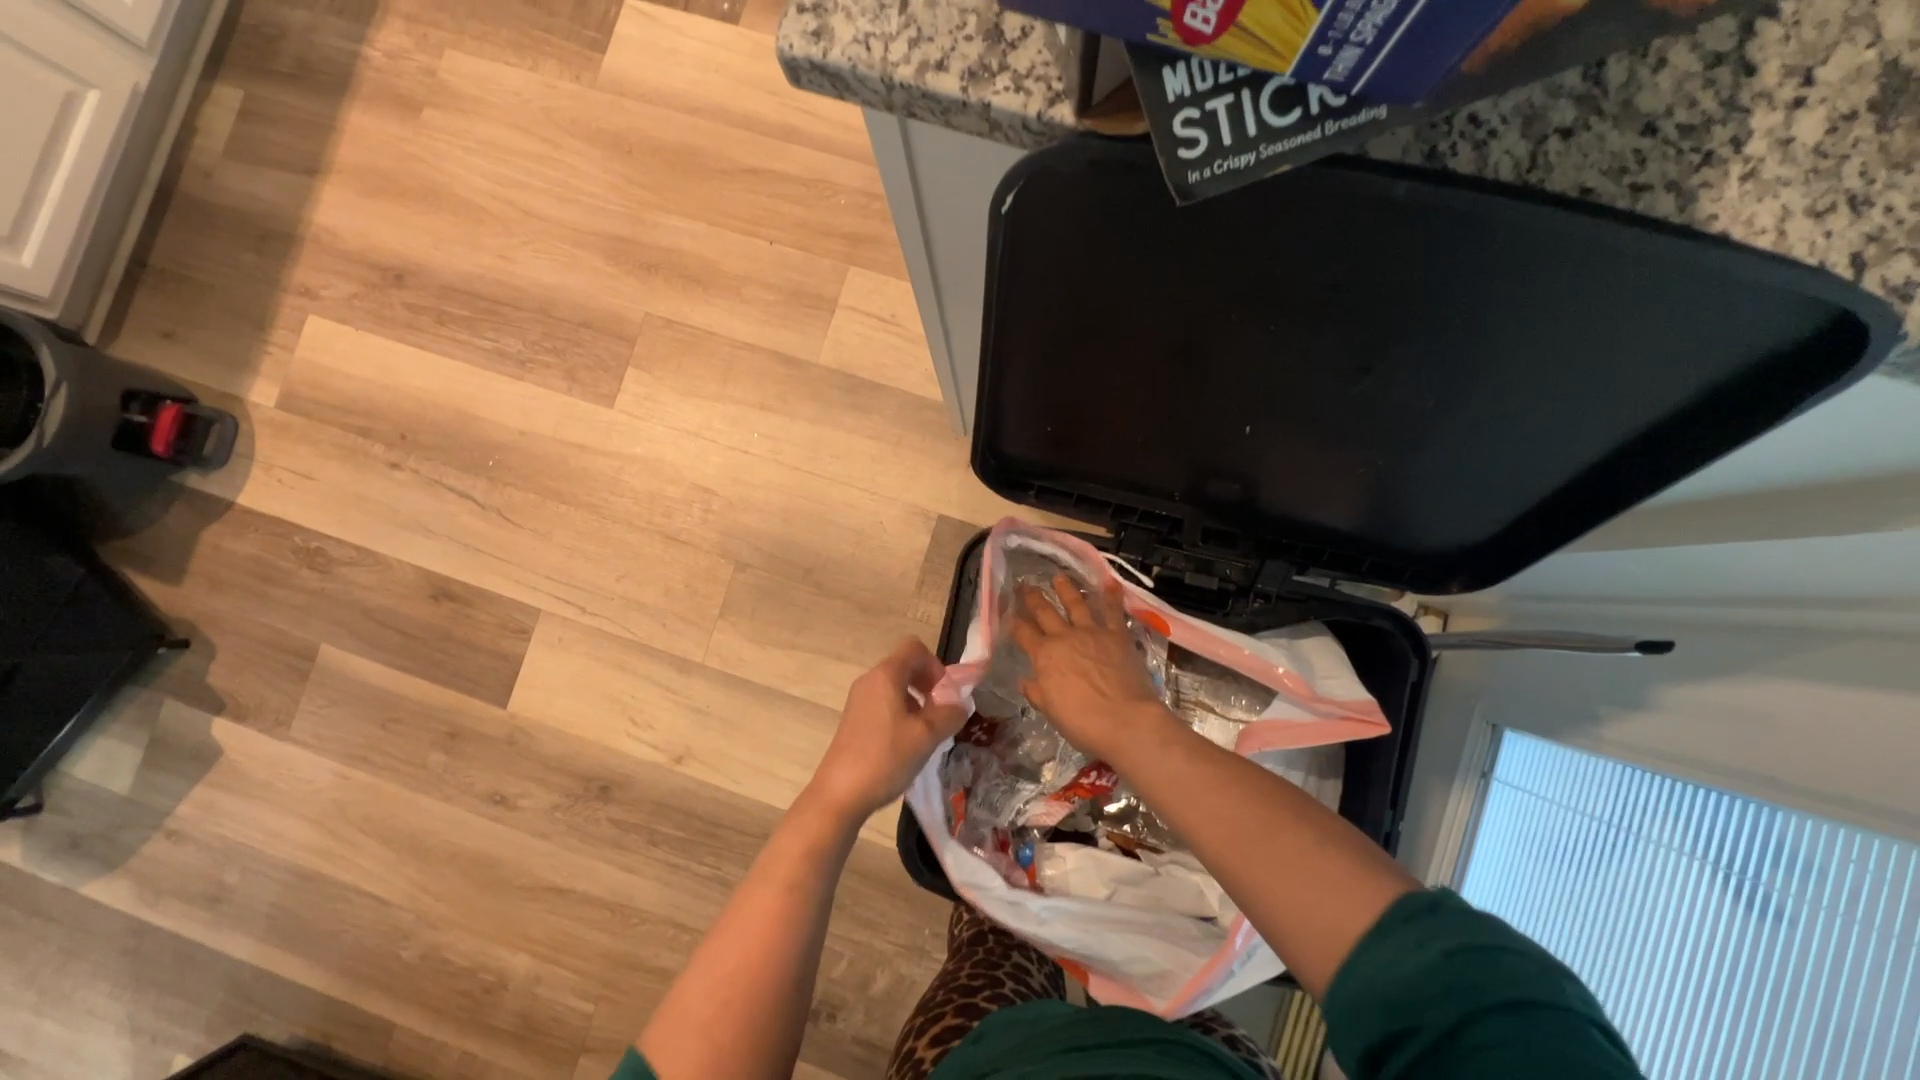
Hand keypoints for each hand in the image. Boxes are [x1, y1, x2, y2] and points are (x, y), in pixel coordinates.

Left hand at [806, 638, 966, 823]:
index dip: (935, 665)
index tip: (944, 694)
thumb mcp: (927, 736)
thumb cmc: (886, 757)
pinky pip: (884, 704)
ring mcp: (859, 701)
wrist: (840, 793)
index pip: (914, 647)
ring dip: (917, 702)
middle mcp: (869, 681)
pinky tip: (907, 744)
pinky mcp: (855, 720)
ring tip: (927, 732)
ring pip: (895, 687)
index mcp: (885, 676)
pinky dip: (901, 714)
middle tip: (940, 713)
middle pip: (905, 666)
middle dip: (928, 684)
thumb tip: (959, 705)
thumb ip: (950, 714)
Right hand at [1011, 574, 1175, 761]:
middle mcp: (1065, 637)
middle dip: (1033, 598)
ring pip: (1076, 604)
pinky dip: (1111, 595)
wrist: (1125, 719)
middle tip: (1025, 585)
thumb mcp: (1051, 710)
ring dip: (1066, 589)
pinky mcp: (1118, 635)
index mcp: (1044, 656)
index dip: (1014, 622)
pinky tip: (1109, 582)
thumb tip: (1025, 681)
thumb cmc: (1082, 721)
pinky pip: (1113, 611)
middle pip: (1045, 612)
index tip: (1008, 612)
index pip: (1023, 634)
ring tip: (1058, 577)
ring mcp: (1092, 632)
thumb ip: (1037, 692)